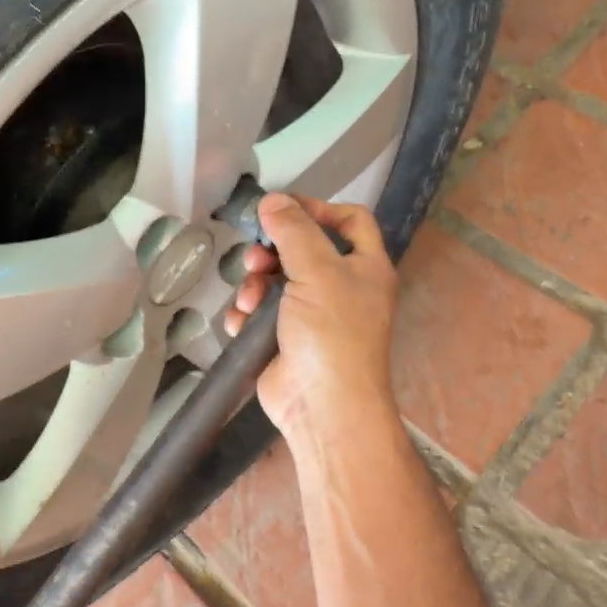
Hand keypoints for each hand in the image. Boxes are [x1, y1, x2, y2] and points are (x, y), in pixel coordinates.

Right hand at [223, 194, 398, 447]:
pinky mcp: (283, 339)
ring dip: (255, 284)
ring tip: (248, 300)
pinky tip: (241, 324)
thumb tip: (273, 200)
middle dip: (273, 251)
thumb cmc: (332, 333)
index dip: (319, 208)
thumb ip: (294, 231)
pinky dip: (247, 315)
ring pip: (275, 280)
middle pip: (303, 249)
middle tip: (256, 257)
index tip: (284, 209)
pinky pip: (260, 313)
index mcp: (365, 267)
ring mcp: (312, 315)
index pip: (351, 220)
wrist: (323, 406)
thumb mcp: (317, 271)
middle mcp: (342, 288)